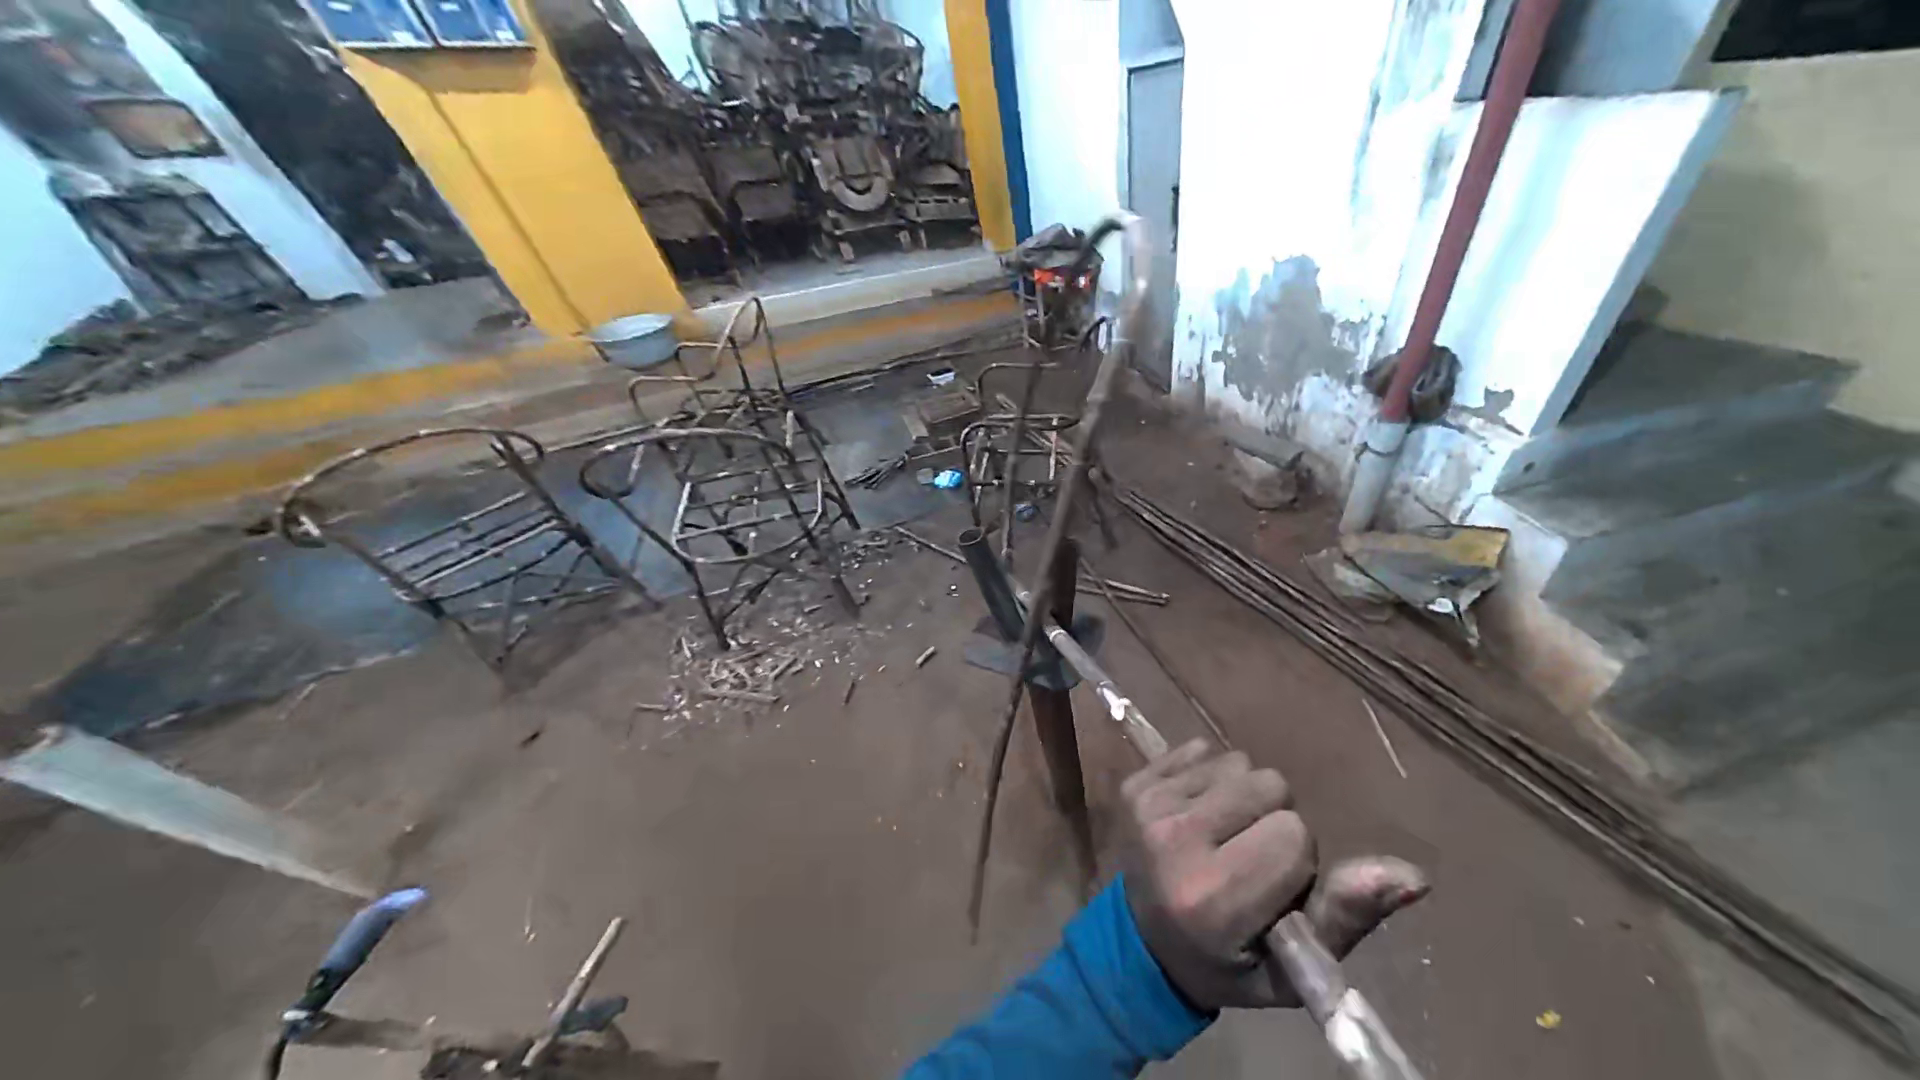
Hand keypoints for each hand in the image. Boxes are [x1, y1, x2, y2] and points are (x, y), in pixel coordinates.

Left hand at [1120, 739, 1427, 1010]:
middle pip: (1267, 785)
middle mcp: (1173, 840)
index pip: (1293, 833)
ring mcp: (1149, 805)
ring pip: (1237, 762)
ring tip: (1221, 837)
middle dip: (1272, 819)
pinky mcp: (1135, 782)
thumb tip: (1412, 875)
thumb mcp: (1293, 968)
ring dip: (1241, 796)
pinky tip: (1196, 815)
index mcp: (1212, 894)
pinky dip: (1209, 778)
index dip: (1297, 857)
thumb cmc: (1226, 961)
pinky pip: (1201, 749)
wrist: (1140, 942)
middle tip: (1247, 856)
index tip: (1274, 885)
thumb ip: (1347, 916)